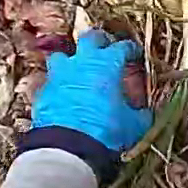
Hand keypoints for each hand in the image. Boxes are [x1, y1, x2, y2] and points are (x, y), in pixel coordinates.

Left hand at [31, 32, 152, 151]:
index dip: (131, 49)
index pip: (122, 47)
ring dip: (71, 60)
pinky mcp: (43, 91)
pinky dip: (59, 84)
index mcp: (107, 64)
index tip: (135, 54)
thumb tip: (144, 113)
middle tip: (105, 49)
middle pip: (90, 38)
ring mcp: (59, 74)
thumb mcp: (133, 124)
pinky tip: (64, 94)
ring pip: (63, 55)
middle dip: (99, 41)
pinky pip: (51, 80)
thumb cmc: (105, 129)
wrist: (68, 148)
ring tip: (78, 69)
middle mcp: (82, 62)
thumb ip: (140, 114)